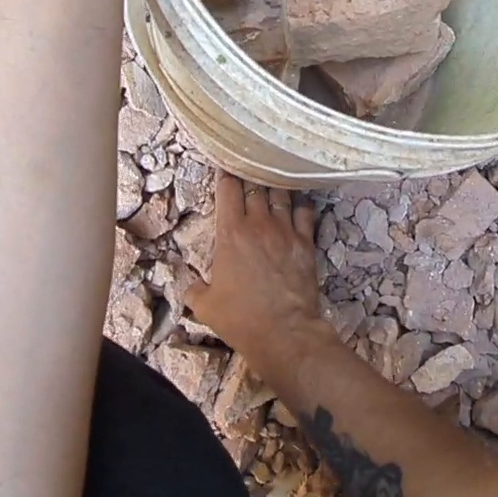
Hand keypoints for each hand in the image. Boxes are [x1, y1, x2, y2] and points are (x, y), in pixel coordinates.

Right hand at [184, 175, 334, 372]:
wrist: (284, 331)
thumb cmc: (240, 319)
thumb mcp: (205, 306)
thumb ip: (195, 288)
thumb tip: (191, 284)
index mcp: (231, 233)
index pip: (228, 190)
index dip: (225, 175)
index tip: (225, 167)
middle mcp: (258, 224)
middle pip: (255, 186)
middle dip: (250, 173)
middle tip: (248, 164)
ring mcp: (285, 230)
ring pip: (280, 194)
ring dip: (274, 184)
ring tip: (272, 176)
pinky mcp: (306, 241)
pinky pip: (305, 211)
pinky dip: (301, 201)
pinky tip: (299, 198)